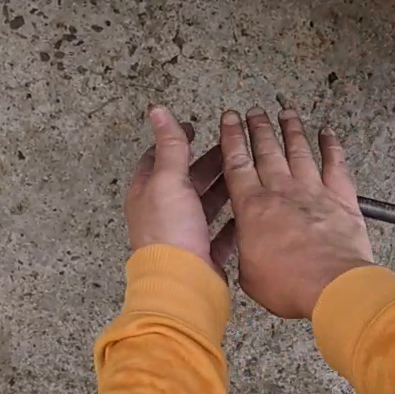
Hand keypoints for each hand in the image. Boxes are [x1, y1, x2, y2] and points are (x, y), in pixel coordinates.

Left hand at [125, 106, 233, 272]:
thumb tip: (157, 110)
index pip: (158, 160)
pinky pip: (220, 235)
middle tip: (228, 148)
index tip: (195, 128)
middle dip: (205, 164)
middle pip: (185, 182)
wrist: (183, 283)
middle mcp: (163, 215)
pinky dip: (232, 222)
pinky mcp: (204, 256)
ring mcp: (185, 237)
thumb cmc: (170, 232)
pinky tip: (246, 211)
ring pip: (204, 206)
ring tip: (242, 173)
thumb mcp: (168, 181)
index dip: (175, 141)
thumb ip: (169, 146)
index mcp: (148, 194)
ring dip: (221, 189)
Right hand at [219, 107, 374, 318]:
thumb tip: (247, 250)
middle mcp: (281, 191)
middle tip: (254, 111)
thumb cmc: (289, 286)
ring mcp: (313, 191)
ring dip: (291, 129)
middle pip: (267, 150)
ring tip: (286, 112)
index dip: (232, 138)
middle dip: (258, 127)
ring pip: (299, 150)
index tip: (229, 119)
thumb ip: (246, 253)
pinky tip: (327, 132)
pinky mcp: (341, 198)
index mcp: (253, 208)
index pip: (237, 163)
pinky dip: (331, 145)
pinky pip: (335, 163)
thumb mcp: (250, 275)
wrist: (331, 286)